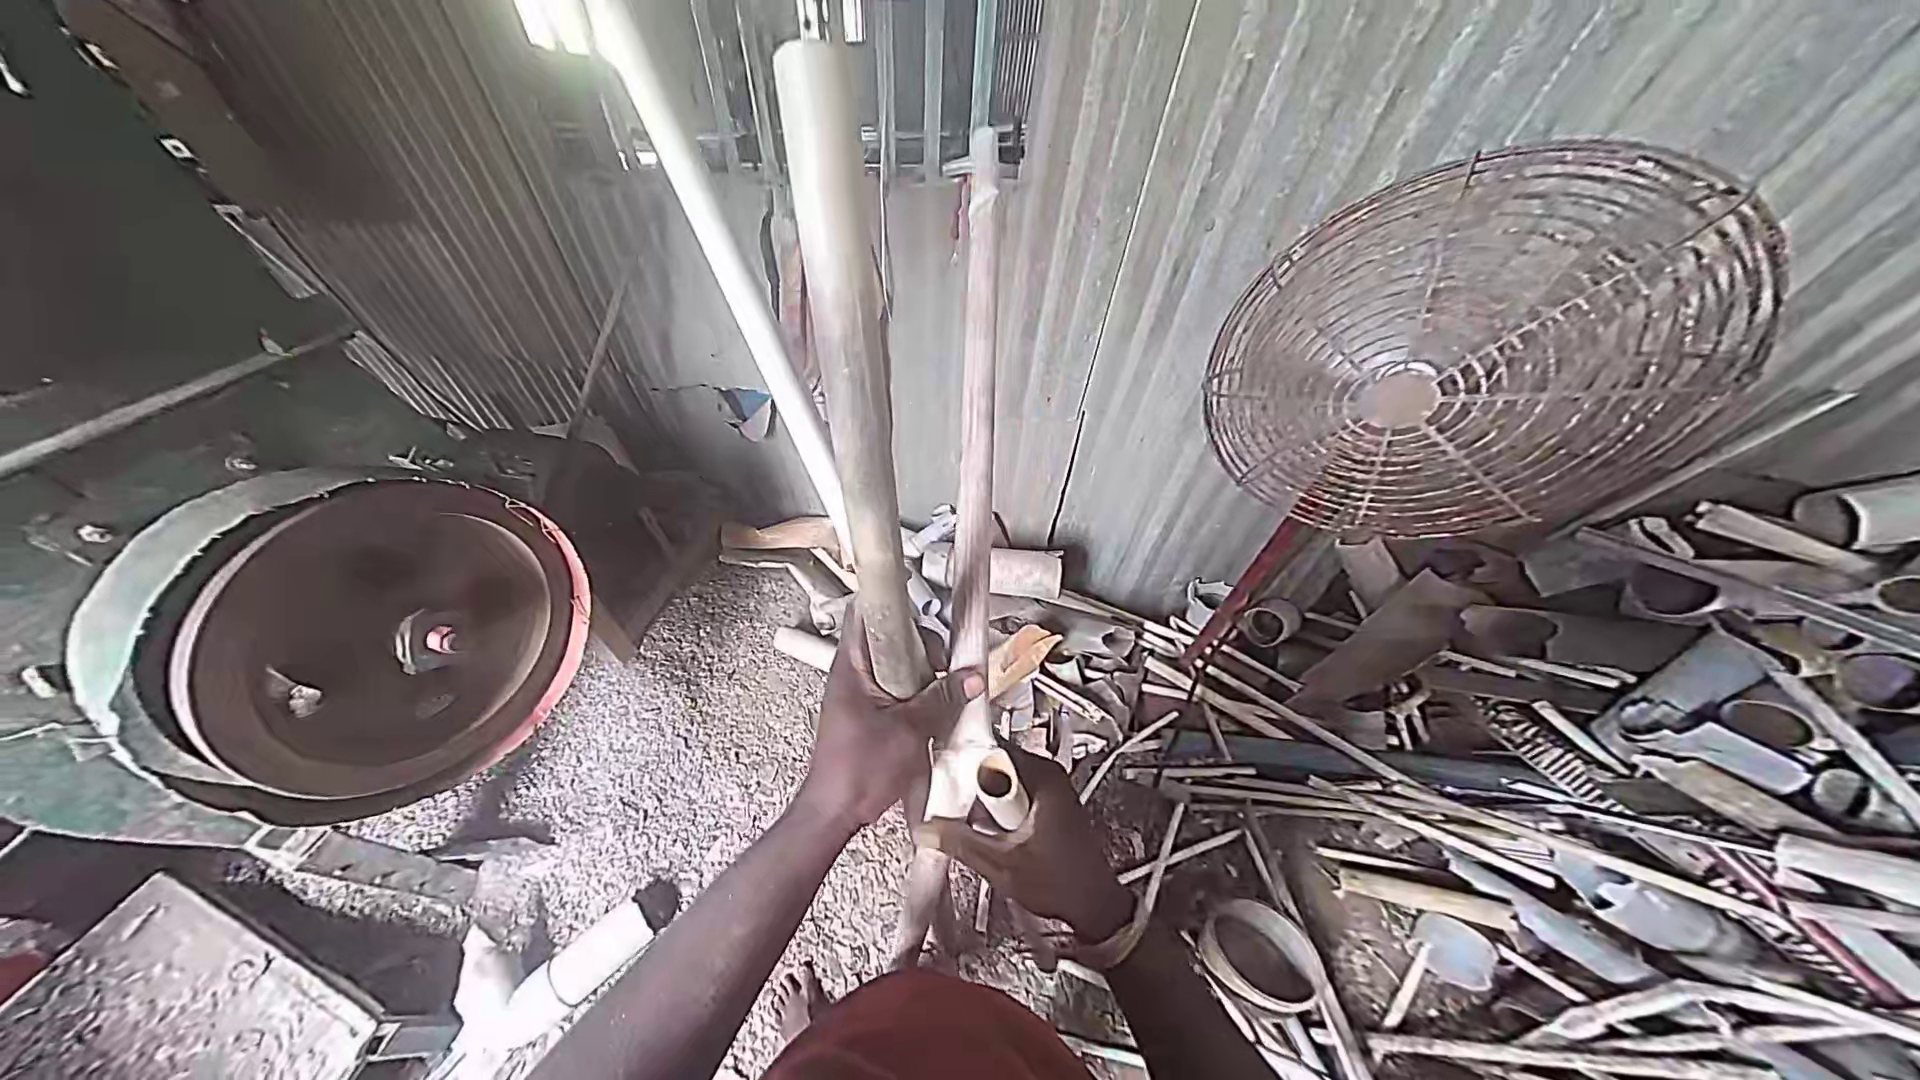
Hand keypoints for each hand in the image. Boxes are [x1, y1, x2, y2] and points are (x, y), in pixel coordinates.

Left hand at [796, 614, 982, 834]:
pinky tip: (934, 710)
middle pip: (893, 637)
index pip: (867, 613)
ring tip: (942, 693)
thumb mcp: (910, 730)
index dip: (895, 602)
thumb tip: (971, 677)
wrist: (836, 812)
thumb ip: (942, 699)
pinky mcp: (871, 710)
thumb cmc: (856, 773)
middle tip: (943, 667)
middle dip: (924, 648)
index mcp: (852, 666)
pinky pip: (900, 689)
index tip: (923, 605)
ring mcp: (862, 692)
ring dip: (925, 675)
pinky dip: (919, 694)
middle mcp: (854, 673)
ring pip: (900, 664)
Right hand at [915, 746, 1133, 939]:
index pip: (990, 751)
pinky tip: (988, 830)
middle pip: (992, 763)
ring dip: (981, 798)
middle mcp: (1046, 773)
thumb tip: (927, 830)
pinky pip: (1009, 790)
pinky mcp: (1044, 801)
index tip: (943, 784)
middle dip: (970, 786)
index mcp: (1041, 775)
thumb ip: (961, 843)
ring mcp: (1046, 786)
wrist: (1095, 906)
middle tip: (953, 810)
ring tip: (971, 824)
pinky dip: (994, 806)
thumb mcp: (1003, 864)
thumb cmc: (1063, 884)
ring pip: (998, 778)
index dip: (963, 766)